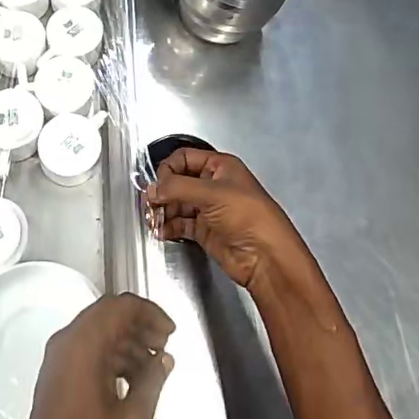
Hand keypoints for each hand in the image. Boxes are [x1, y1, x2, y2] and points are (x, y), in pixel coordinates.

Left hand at [0, 293, 173, 418]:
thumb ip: (152, 382)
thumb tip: (164, 359)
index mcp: (82, 346)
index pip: (118, 306)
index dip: (148, 311)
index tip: (171, 329)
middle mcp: (65, 343)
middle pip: (106, 315)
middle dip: (139, 325)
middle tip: (165, 345)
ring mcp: (58, 359)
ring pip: (97, 332)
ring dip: (127, 342)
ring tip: (155, 365)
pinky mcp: (57, 376)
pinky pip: (87, 351)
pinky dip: (112, 356)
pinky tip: (134, 379)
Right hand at [144, 148, 323, 303]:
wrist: (268, 260)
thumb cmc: (250, 219)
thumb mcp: (212, 194)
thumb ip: (177, 187)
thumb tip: (152, 189)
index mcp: (220, 167)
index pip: (184, 158)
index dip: (169, 169)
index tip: (159, 184)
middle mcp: (214, 185)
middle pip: (177, 181)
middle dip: (162, 192)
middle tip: (151, 203)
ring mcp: (209, 209)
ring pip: (176, 203)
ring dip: (162, 210)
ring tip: (154, 219)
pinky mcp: (205, 230)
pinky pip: (180, 223)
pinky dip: (168, 226)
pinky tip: (162, 231)